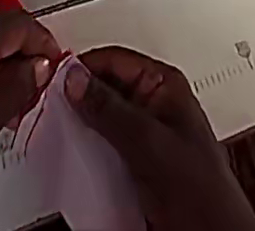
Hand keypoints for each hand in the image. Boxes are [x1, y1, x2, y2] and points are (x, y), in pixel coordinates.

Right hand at [66, 46, 254, 230]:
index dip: (83, 65)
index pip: (114, 60)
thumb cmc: (205, 194)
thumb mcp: (150, 143)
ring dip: (79, 126)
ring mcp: (142, 135)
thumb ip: (111, 109)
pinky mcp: (133, 163)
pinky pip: (100, 147)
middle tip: (49, 104)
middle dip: (77, 98)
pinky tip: (72, 157)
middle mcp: (152, 105)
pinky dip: (85, 151)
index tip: (54, 75)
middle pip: (103, 88)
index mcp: (163, 86)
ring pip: (99, 119)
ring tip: (57, 131)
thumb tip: (76, 79)